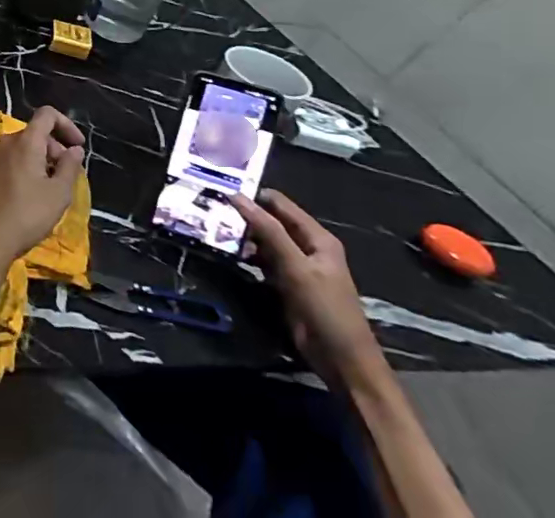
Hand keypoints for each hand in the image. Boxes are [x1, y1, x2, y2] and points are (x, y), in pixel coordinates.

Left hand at [0, 106, 85, 266]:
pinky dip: (24, 168)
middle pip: (35, 133)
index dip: (67, 124)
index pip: (47, 114)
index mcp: (25, 141)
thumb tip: (74, 149)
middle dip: (55, 148)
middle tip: (66, 175)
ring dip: (40, 160)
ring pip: (22, 148)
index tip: (78, 146)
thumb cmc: (28, 214)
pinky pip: (9, 161)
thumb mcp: (59, 193)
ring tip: (50, 187)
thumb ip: (70, 166)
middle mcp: (5, 143)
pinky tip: (29, 193)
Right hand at [231, 189, 384, 389]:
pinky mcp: (287, 286)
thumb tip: (238, 197)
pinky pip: (264, 264)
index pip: (280, 205)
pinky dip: (249, 258)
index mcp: (316, 237)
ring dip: (244, 239)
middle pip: (271, 223)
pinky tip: (231, 256)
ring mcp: (297, 267)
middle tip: (213, 214)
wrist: (341, 359)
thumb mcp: (296, 267)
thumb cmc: (324, 308)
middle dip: (245, 218)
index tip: (222, 193)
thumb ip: (268, 231)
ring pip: (265, 244)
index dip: (254, 198)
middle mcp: (307, 247)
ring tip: (216, 233)